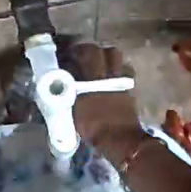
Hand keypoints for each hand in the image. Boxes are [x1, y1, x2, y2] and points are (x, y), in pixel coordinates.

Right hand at [70, 43, 147, 164]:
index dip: (75, 52)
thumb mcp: (74, 112)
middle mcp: (108, 76)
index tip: (68, 55)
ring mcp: (121, 81)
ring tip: (98, 65)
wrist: (120, 141)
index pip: (85, 55)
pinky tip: (110, 78)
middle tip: (82, 58)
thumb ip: (69, 95)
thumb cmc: (94, 128)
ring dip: (107, 58)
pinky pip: (123, 71)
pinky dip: (117, 70)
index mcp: (92, 79)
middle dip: (92, 51)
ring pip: (116, 58)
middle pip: (103, 52)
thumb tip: (61, 86)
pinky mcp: (129, 89)